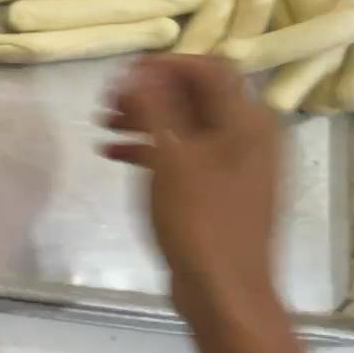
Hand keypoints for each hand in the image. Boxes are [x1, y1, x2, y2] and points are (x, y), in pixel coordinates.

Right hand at [100, 54, 282, 315]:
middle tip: (106, 103)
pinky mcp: (220, 188)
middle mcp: (249, 135)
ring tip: (104, 126)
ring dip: (146, 118)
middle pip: (196, 95)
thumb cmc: (198, 221)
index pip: (208, 68)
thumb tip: (137, 72)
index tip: (120, 73)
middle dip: (149, 92)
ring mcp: (237, 163)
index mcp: (246, 121)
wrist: (224, 288)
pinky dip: (151, 147)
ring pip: (187, 123)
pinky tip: (116, 155)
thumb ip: (156, 108)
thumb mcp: (171, 158)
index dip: (164, 64)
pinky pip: (184, 152)